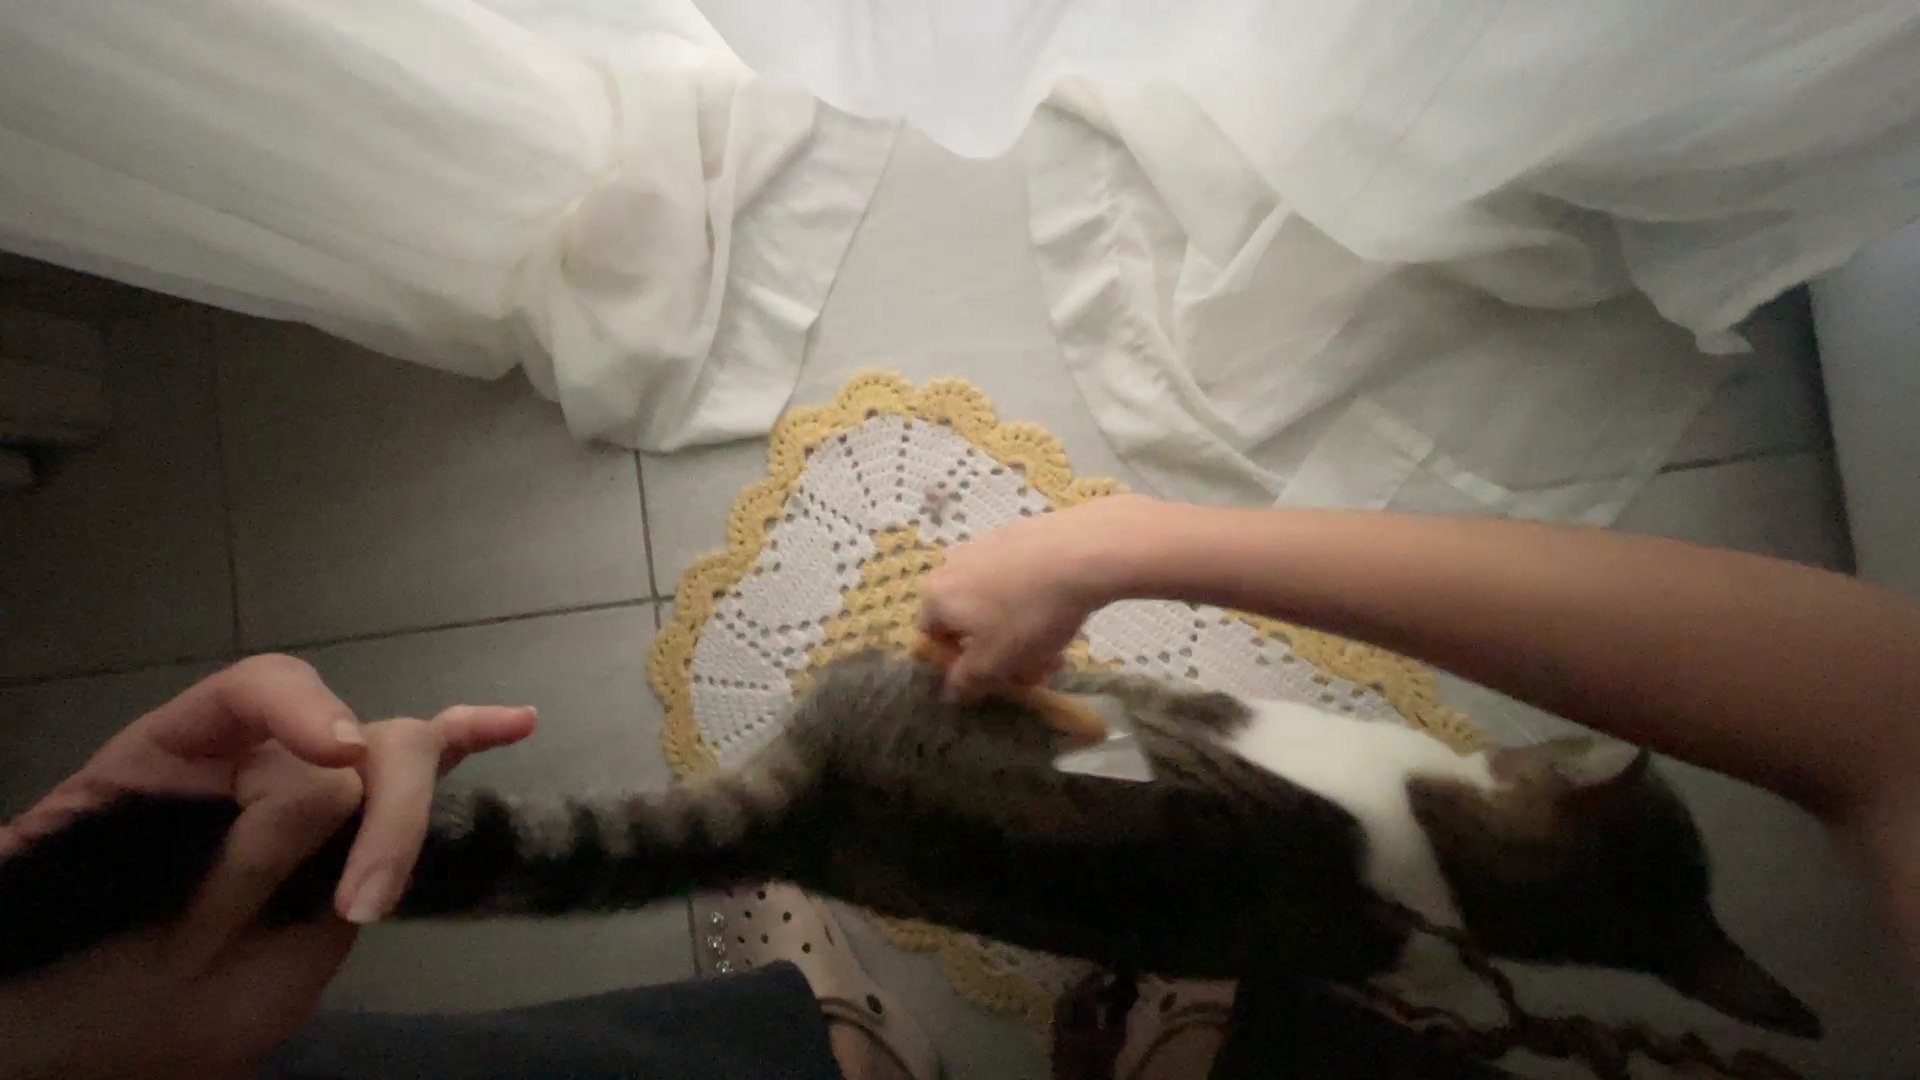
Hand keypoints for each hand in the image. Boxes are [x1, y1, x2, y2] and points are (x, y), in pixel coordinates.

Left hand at [0, 655, 535, 1079]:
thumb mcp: (67, 912)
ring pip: (411, 763)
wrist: (112, 1047)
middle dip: (326, 828)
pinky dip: (481, 737)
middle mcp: (270, 760)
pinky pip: (444, 766)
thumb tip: (277, 815)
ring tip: (363, 909)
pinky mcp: (380, 836)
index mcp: (180, 755)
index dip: (301, 707)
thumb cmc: (49, 979)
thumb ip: (142, 857)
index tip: (330, 755)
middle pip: (354, 741)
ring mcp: (335, 797)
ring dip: (398, 831)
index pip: (258, 688)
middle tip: (296, 914)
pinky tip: (523, 723)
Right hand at [918, 494, 1156, 701]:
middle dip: (997, 650)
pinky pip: (1016, 578)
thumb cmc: (1029, 613)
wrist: (1081, 553)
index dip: (956, 664)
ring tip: (1055, 646)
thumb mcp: (995, 662)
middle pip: (967, 619)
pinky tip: (1062, 609)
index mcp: (937, 596)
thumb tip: (949, 689)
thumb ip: (966, 680)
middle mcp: (953, 566)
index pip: (930, 637)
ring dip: (1019, 629)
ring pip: (995, 600)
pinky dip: (1032, 599)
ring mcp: (985, 545)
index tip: (991, 678)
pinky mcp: (1018, 533)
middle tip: (1033, 671)